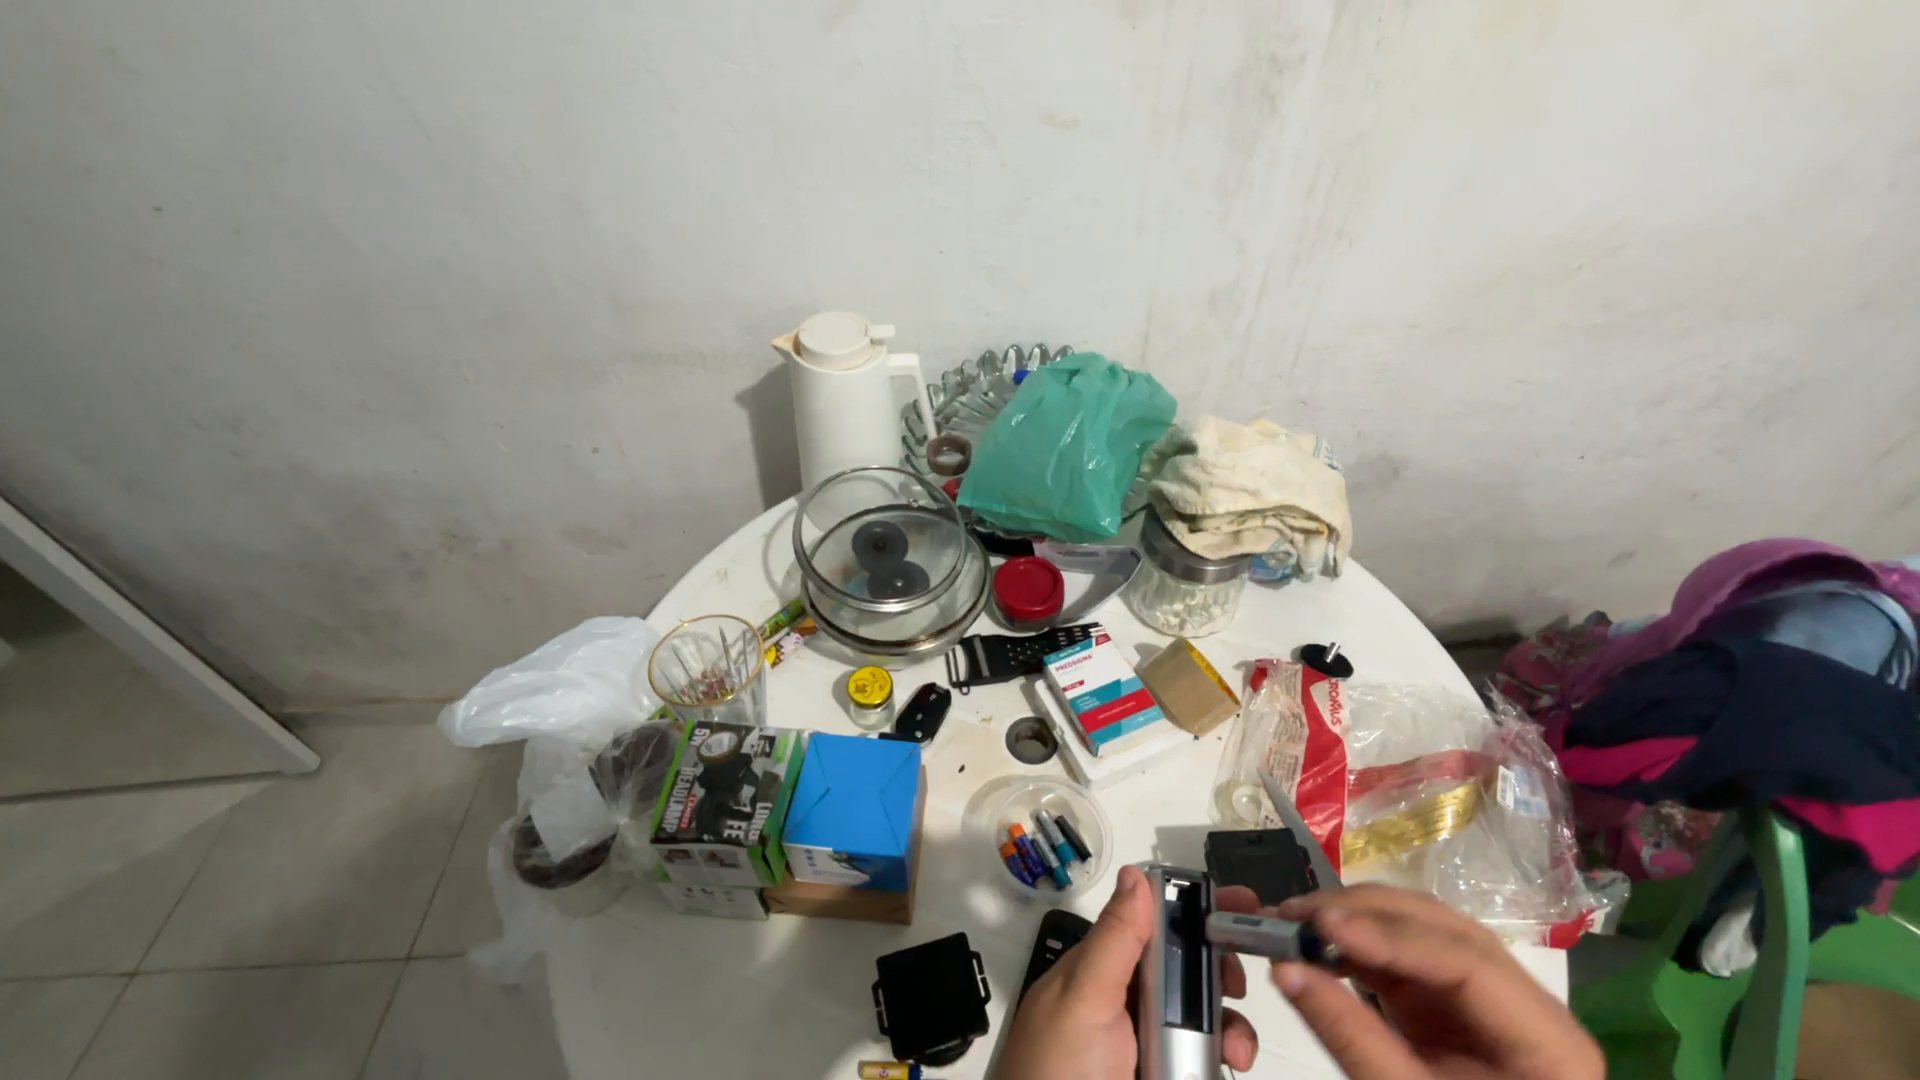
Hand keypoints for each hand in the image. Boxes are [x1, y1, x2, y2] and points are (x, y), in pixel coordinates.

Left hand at [991, 865, 1259, 1079]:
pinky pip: (1204, 1064)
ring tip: (1238, 1050)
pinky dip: (1221, 1062)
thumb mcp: (1083, 997)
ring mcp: (1146, 1046)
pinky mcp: (1163, 1075)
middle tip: (1239, 988)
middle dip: (1222, 975)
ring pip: (1204, 1023)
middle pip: (1189, 973)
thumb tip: (1136, 873)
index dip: (1198, 912)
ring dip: (1231, 1028)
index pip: (1157, 924)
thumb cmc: (1057, 1069)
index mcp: (1104, 969)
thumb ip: (1114, 939)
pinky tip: (1231, 1065)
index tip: (1244, 907)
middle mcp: (1128, 1002)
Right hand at [1271, 885, 1603, 1079]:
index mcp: (1548, 1042)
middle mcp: (1524, 1001)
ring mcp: (1483, 995)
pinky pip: (1398, 955)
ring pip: (1419, 929)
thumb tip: (1282, 968)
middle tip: (1298, 912)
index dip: (1395, 937)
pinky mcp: (1445, 998)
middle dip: (1366, 914)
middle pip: (1444, 931)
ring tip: (1296, 920)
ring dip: (1354, 918)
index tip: (1325, 925)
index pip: (1469, 963)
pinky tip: (1314, 943)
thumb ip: (1351, 1037)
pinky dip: (1353, 944)